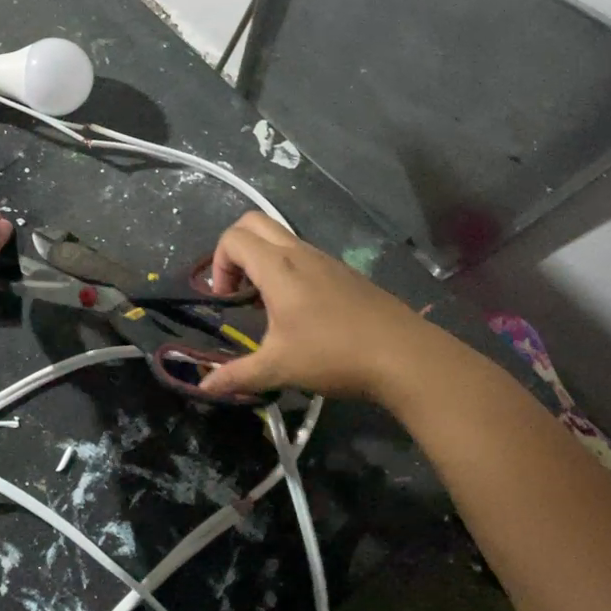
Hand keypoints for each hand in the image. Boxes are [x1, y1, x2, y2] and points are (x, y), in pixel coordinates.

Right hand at [197, 212, 434, 402]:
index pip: (232, 239)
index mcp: (277, 267)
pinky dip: (287, 268)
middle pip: (253, 222)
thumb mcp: (279, 368)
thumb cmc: (335, 356)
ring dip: (262, 258)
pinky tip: (300, 310)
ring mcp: (325, 260)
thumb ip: (237, 375)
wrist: (407, 357)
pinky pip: (304, 254)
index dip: (218, 264)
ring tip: (266, 301)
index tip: (226, 300)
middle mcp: (299, 253)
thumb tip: (204, 388)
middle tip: (237, 286)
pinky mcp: (345, 273)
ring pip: (281, 236)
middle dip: (234, 248)